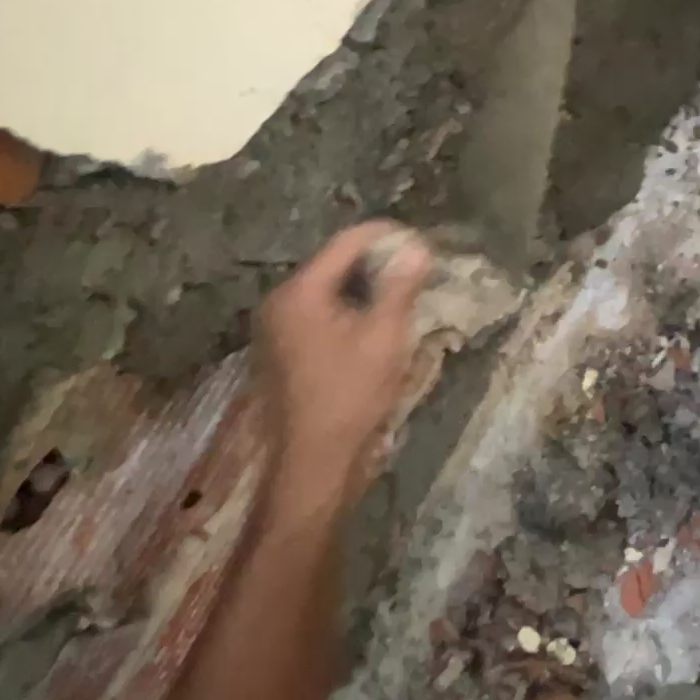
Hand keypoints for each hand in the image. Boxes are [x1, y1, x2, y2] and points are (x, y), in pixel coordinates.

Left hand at [255, 221, 432, 471]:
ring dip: (366, 287)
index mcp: (300, 292)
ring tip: (403, 296)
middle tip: (417, 271)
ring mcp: (275, 327)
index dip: (387, 236)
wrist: (313, 463)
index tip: (423, 243)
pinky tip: (375, 325)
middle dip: (378, 262)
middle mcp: (279, 301)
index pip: (347, 242)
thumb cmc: (351, 396)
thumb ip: (401, 286)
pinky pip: (320, 312)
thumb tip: (419, 247)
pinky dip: (349, 309)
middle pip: (336, 263)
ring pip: (329, 289)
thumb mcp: (385, 336)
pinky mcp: (282, 349)